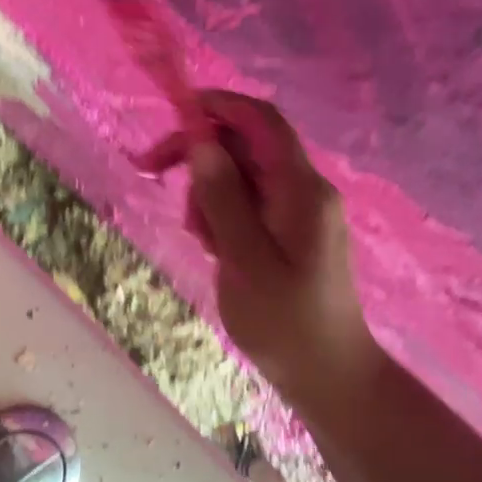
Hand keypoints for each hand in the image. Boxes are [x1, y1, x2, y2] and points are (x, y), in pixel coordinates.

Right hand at [146, 92, 377, 409]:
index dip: (218, 104)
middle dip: (199, 153)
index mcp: (301, 189)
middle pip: (243, 143)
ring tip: (199, 237)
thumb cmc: (286, 323)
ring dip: (206, 190)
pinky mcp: (289, 229)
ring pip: (239, 172)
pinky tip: (214, 246)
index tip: (173, 114)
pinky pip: (247, 199)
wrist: (330, 377)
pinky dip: (221, 211)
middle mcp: (304, 188)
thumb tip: (201, 143)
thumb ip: (222, 198)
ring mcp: (299, 209)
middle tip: (152, 172)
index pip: (261, 120)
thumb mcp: (244, 259)